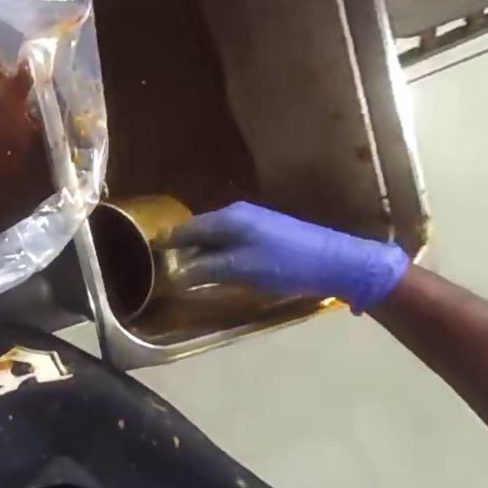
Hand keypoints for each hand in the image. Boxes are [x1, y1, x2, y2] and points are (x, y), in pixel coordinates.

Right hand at [164, 202, 409, 312]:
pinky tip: (218, 268)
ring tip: (189, 272)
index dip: (169, 244)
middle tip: (168, 270)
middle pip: (200, 230)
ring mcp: (253, 221)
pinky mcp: (266, 231)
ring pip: (216, 236)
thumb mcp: (240, 270)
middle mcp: (237, 213)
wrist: (336, 262)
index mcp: (228, 218)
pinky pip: (230, 240)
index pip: (187, 229)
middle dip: (184, 248)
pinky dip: (218, 253)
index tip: (152, 259)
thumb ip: (205, 269)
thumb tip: (175, 273)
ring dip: (201, 252)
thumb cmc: (284, 265)